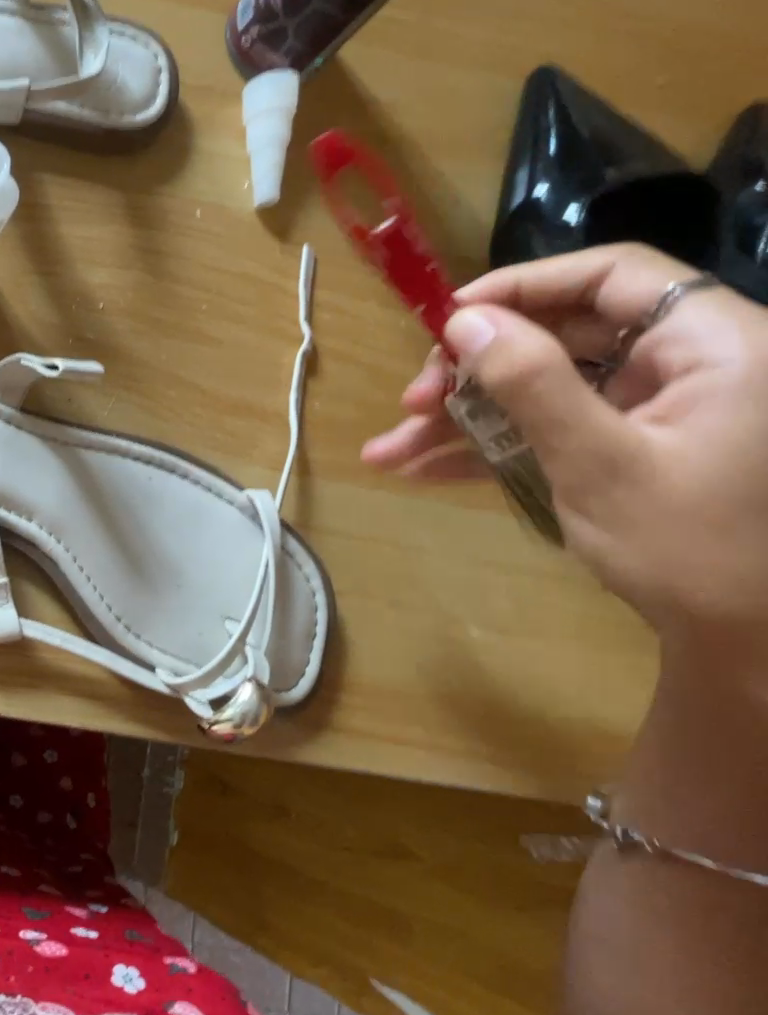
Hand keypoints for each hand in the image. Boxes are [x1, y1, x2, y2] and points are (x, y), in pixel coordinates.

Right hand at [361, 244, 767, 659]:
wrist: (739, 632)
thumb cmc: (686, 545)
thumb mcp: (598, 462)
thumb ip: (532, 384)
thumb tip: (465, 322)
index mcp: (713, 346)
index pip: (613, 276)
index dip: (522, 287)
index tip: (445, 320)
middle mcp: (686, 363)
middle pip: (562, 333)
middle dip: (473, 368)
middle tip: (410, 403)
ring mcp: (653, 406)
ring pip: (541, 386)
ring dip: (459, 417)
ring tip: (387, 450)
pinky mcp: (625, 442)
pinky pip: (547, 426)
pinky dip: (484, 446)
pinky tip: (419, 470)